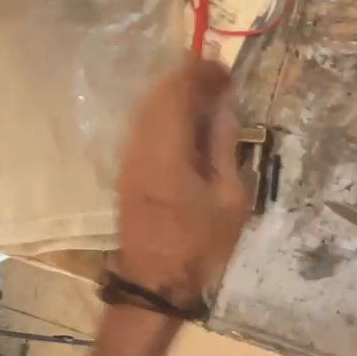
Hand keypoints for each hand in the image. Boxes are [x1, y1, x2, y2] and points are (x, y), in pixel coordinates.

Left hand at [112, 56, 247, 309]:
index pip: (180, 88)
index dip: (204, 72)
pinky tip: (188, 131)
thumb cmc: (200, 245)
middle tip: (221, 85)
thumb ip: (225, 147)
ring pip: (149, 108)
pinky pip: (145, 128)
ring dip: (176, 98)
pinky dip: (166, 118)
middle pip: (160, 92)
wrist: (155, 283)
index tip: (228, 73)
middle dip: (189, 80)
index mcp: (167, 147)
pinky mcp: (127, 170)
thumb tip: (224, 108)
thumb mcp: (229, 199)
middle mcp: (140, 143)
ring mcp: (129, 156)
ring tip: (207, 105)